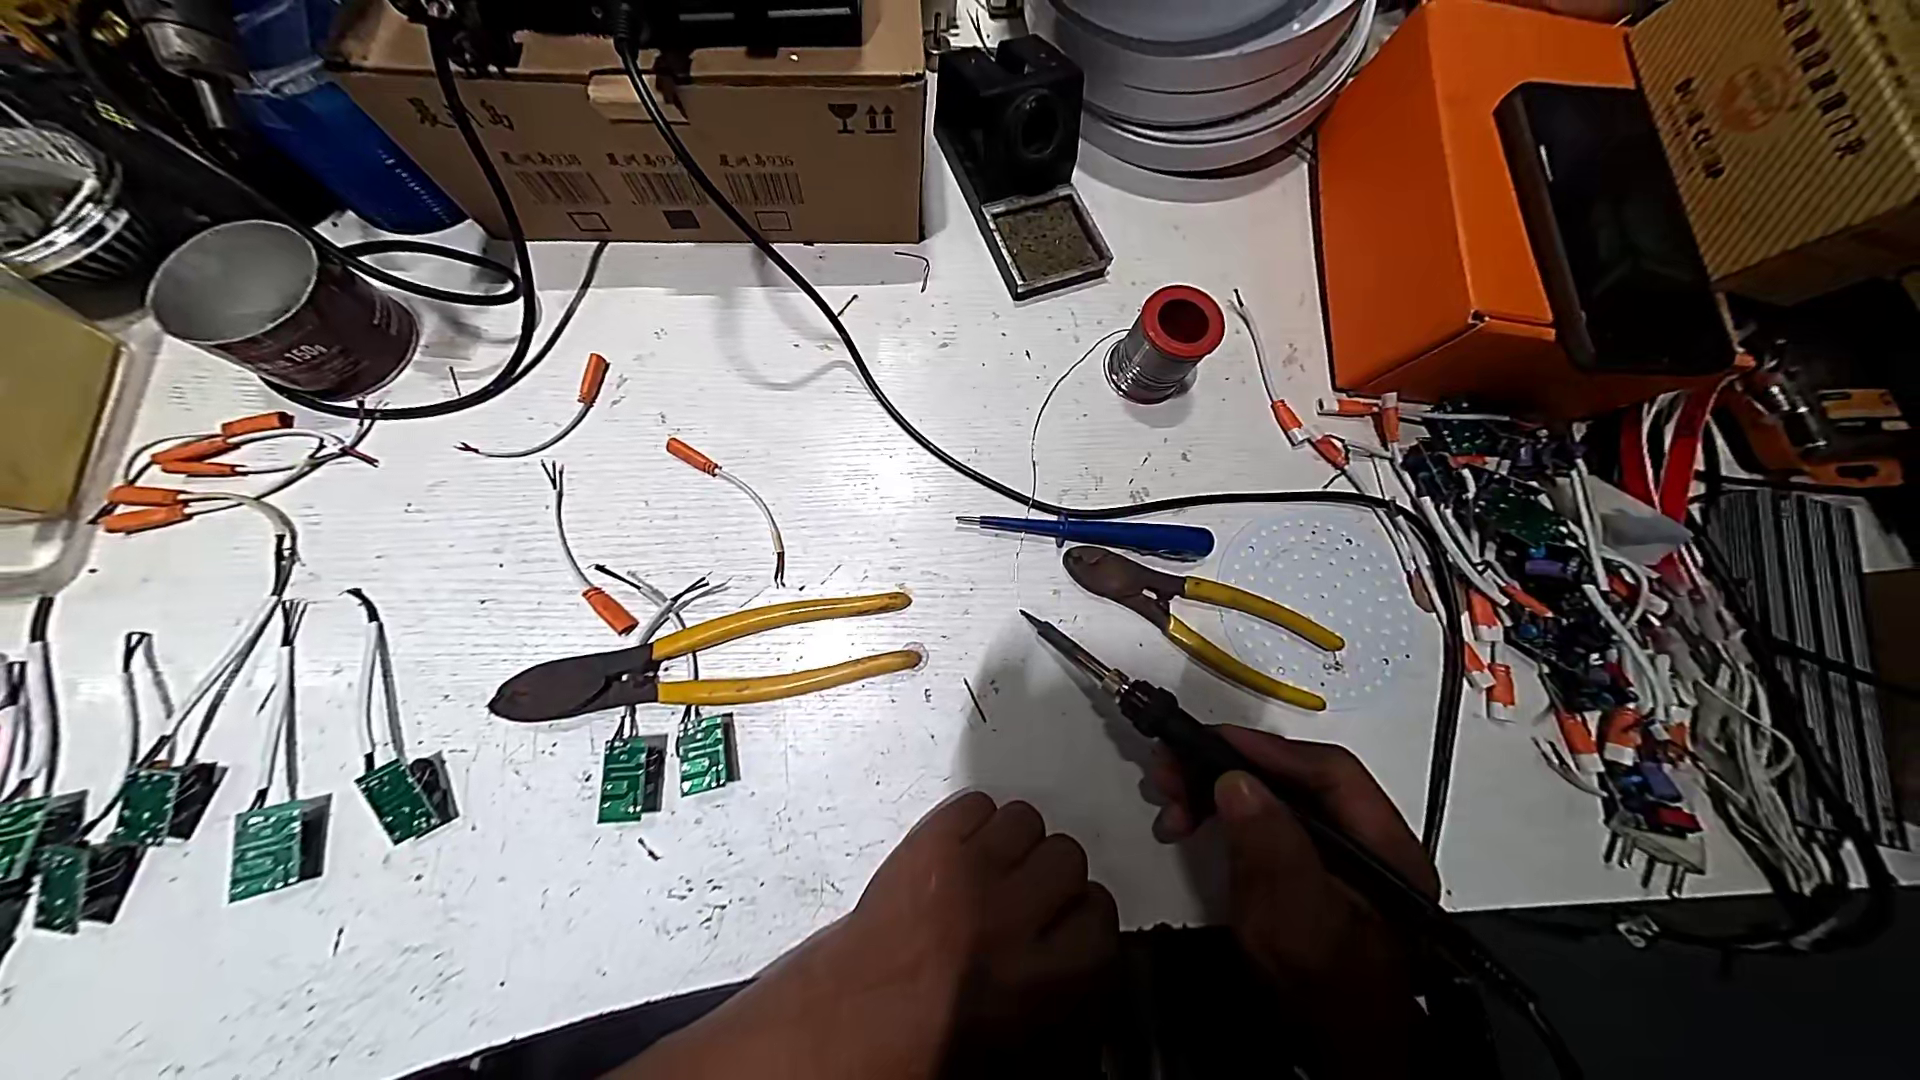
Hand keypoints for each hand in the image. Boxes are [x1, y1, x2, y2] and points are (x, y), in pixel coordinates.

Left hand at [849, 792, 1119, 1050]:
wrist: (843, 1028)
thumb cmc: (917, 1049)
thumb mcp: (1023, 1052)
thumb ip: (1068, 996)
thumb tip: (1088, 959)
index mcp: (1039, 979)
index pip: (1100, 915)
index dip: (1086, 915)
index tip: (1072, 916)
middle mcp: (1007, 918)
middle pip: (1066, 855)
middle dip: (1051, 874)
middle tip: (1029, 891)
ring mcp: (964, 872)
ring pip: (1023, 819)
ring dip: (1013, 843)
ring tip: (994, 866)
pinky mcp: (927, 843)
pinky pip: (974, 803)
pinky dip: (972, 821)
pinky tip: (962, 850)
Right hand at [1148, 726, 1437, 1077]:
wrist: (1330, 1046)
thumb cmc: (1322, 990)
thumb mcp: (1295, 922)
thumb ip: (1271, 850)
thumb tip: (1236, 781)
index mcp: (1382, 847)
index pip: (1328, 772)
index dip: (1267, 750)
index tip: (1210, 743)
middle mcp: (1358, 836)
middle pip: (1289, 776)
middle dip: (1224, 766)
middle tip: (1171, 771)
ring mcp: (1324, 845)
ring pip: (1265, 790)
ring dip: (1211, 786)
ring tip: (1170, 797)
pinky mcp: (1294, 854)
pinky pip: (1253, 813)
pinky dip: (1215, 809)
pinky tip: (1186, 820)